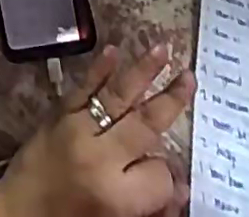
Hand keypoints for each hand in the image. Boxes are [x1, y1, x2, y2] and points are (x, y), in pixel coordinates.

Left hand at [0, 44, 196, 216]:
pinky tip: (114, 50)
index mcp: (117, 197)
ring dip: (142, 71)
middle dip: (171, 100)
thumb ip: (150, 208)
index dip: (169, 173)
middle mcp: (100, 158)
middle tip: (190, 75)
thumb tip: (181, 184)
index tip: (169, 172)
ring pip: (117, 96)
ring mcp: (77, 130)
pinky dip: (98, 69)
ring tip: (163, 48)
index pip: (160, 174)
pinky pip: (82, 88)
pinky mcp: (57, 115)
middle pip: (145, 124)